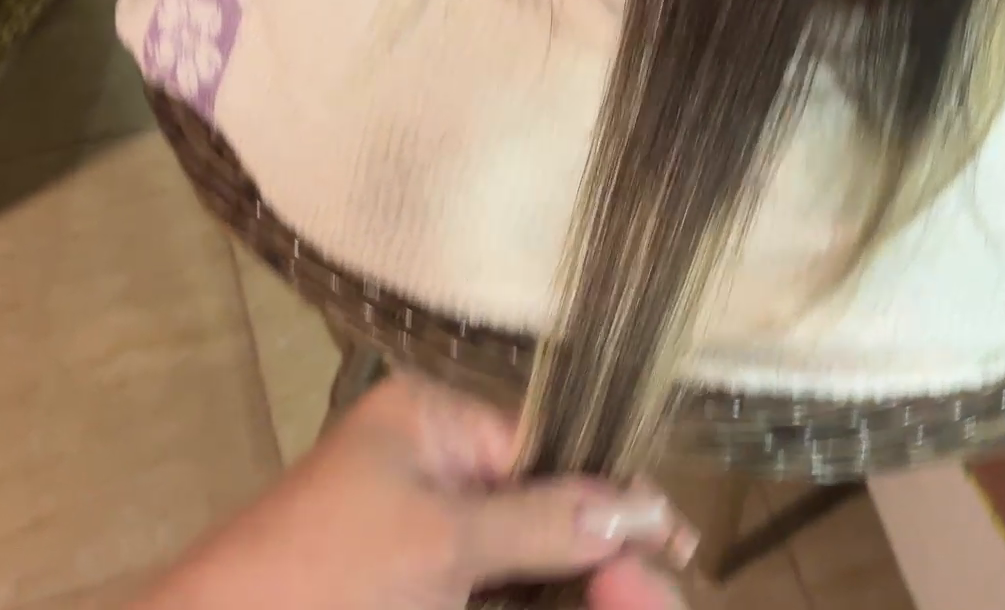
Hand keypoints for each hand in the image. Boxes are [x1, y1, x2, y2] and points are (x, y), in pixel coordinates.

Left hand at [139, 375, 694, 609]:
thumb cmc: (328, 575)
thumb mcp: (441, 543)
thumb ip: (543, 519)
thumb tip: (641, 507)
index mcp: (437, 413)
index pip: (548, 434)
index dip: (611, 485)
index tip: (676, 539)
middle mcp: (441, 451)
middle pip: (544, 485)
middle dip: (598, 535)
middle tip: (657, 580)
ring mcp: (432, 512)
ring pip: (526, 533)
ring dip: (571, 564)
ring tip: (629, 589)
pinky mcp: (425, 564)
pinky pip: (497, 566)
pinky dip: (531, 585)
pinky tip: (572, 591)